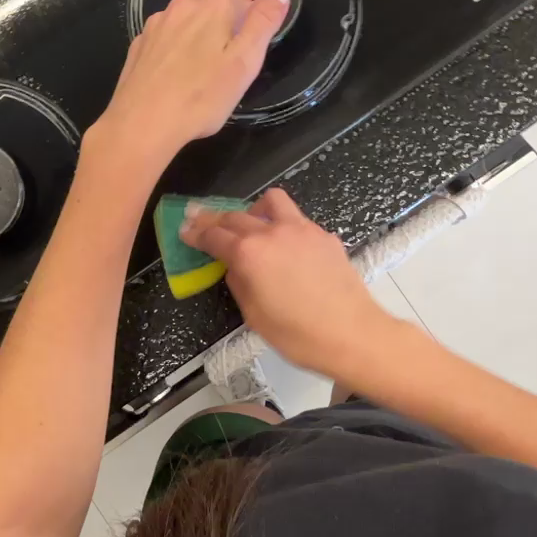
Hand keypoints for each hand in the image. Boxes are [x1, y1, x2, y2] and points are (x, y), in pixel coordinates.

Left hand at [87, 0, 292, 169]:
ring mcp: (162, 24)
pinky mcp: (145, 42)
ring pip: (191, 1)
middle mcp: (188, 8)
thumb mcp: (244, 62)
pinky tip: (181, 17)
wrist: (142, 121)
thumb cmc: (202, 98)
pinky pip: (171, 18)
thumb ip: (264, 22)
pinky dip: (184, 13)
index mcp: (217, 11)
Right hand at [180, 188, 398, 375]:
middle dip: (215, 219)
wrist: (352, 334)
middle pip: (235, 216)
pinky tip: (284, 245)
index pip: (214, 236)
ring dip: (253, 209)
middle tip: (202, 222)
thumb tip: (234, 268)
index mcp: (249, 254)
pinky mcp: (324, 235)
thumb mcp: (254, 316)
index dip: (196, 233)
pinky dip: (283, 225)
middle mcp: (273, 232)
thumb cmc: (298, 335)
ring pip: (271, 202)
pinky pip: (296, 219)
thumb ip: (238, 283)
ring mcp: (302, 229)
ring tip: (250, 225)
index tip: (185, 231)